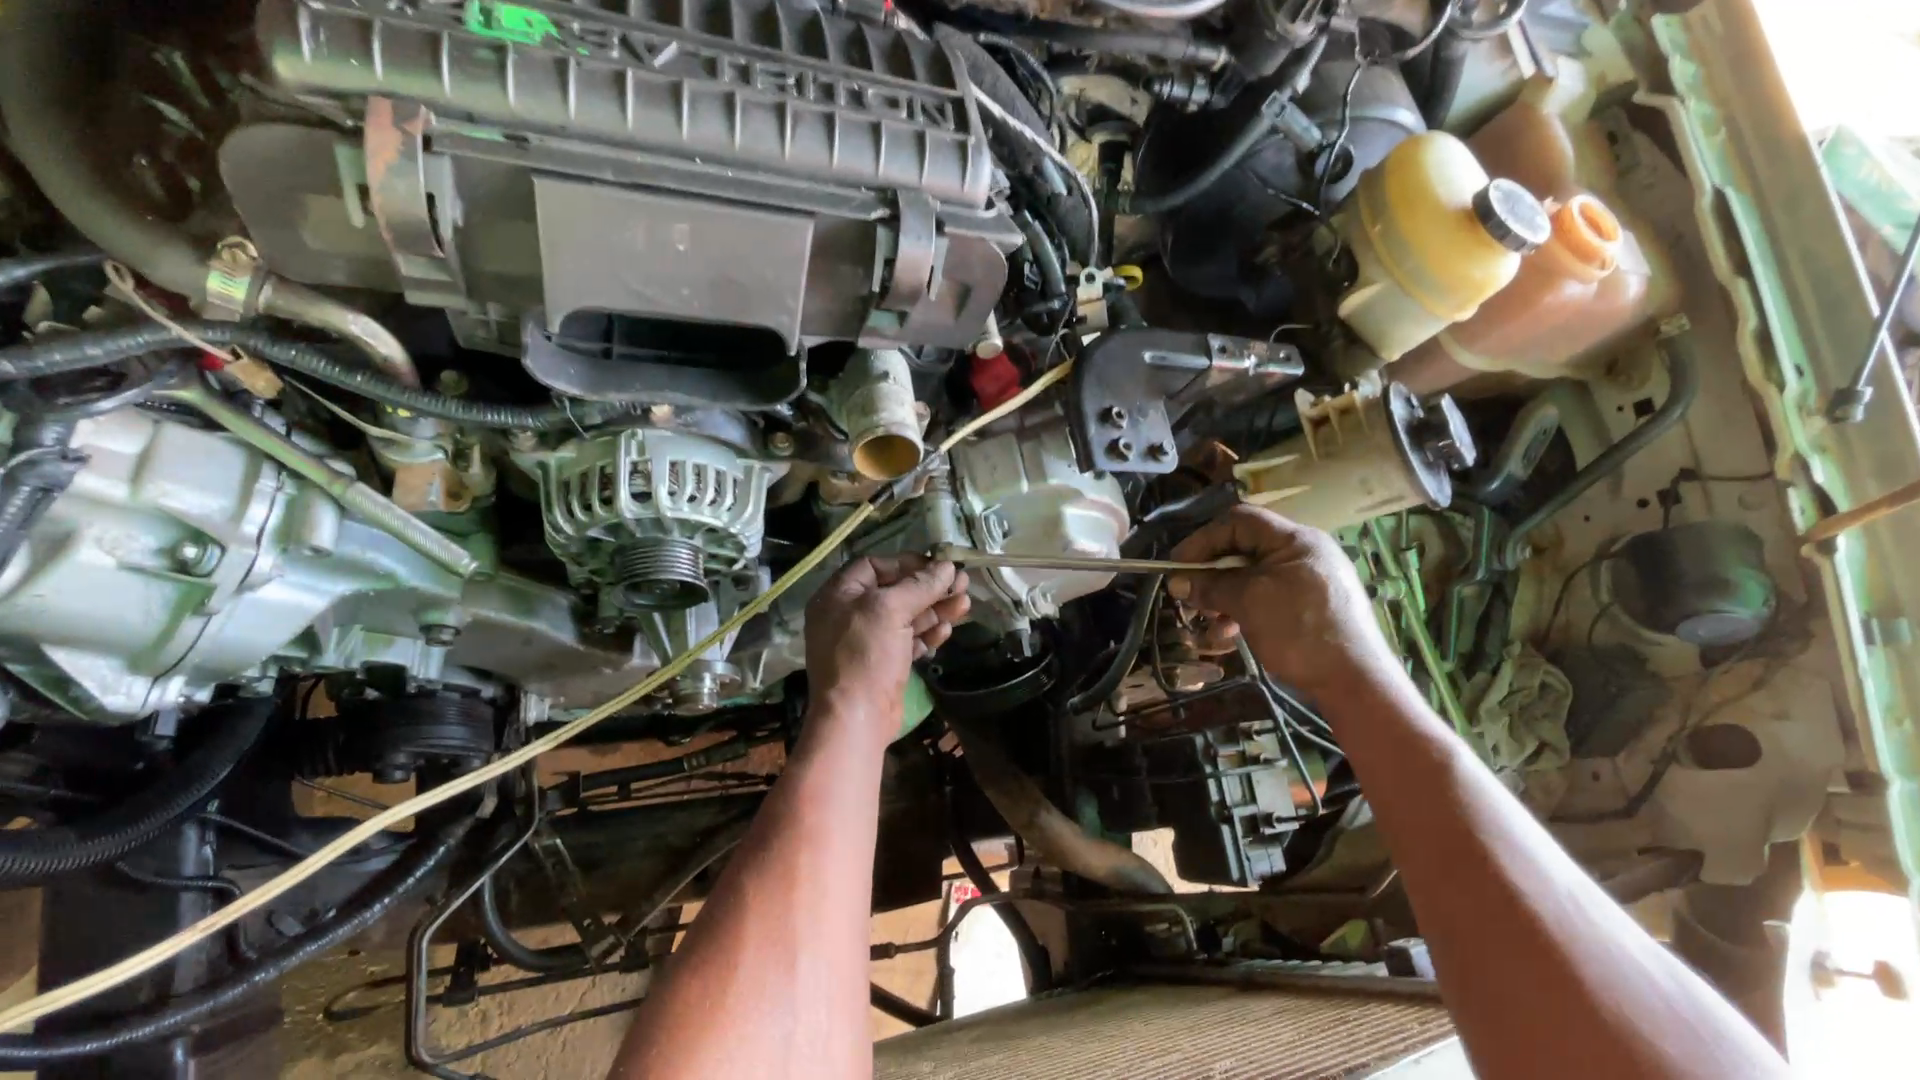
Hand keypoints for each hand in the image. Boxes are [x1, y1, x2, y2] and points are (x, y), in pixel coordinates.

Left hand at [804, 555, 969, 742]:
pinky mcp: (884, 663)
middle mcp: (850, 614)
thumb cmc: (865, 655)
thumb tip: (948, 566)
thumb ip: (920, 585)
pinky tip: (947, 632)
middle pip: (896, 591)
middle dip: (930, 588)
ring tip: (964, 606)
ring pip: (906, 616)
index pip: (874, 565)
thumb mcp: (890, 610)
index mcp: (839, 595)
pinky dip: (927, 634)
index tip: (939, 566)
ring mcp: (867, 641)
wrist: (857, 718)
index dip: (908, 563)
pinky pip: (908, 640)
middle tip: (963, 585)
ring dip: (935, 610)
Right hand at [1168, 505, 1399, 699]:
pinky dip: (1244, 609)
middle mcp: (1304, 553)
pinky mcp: (1310, 606)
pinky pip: (1268, 596)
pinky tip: (1230, 632)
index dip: (1203, 540)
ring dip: (1224, 594)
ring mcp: (1309, 580)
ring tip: (1209, 619)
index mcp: (1295, 540)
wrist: (1355, 681)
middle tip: (1189, 595)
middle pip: (1244, 548)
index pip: (1239, 521)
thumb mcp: (1249, 603)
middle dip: (1212, 572)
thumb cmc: (1300, 631)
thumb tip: (1176, 581)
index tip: (1177, 566)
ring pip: (1253, 576)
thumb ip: (1212, 586)